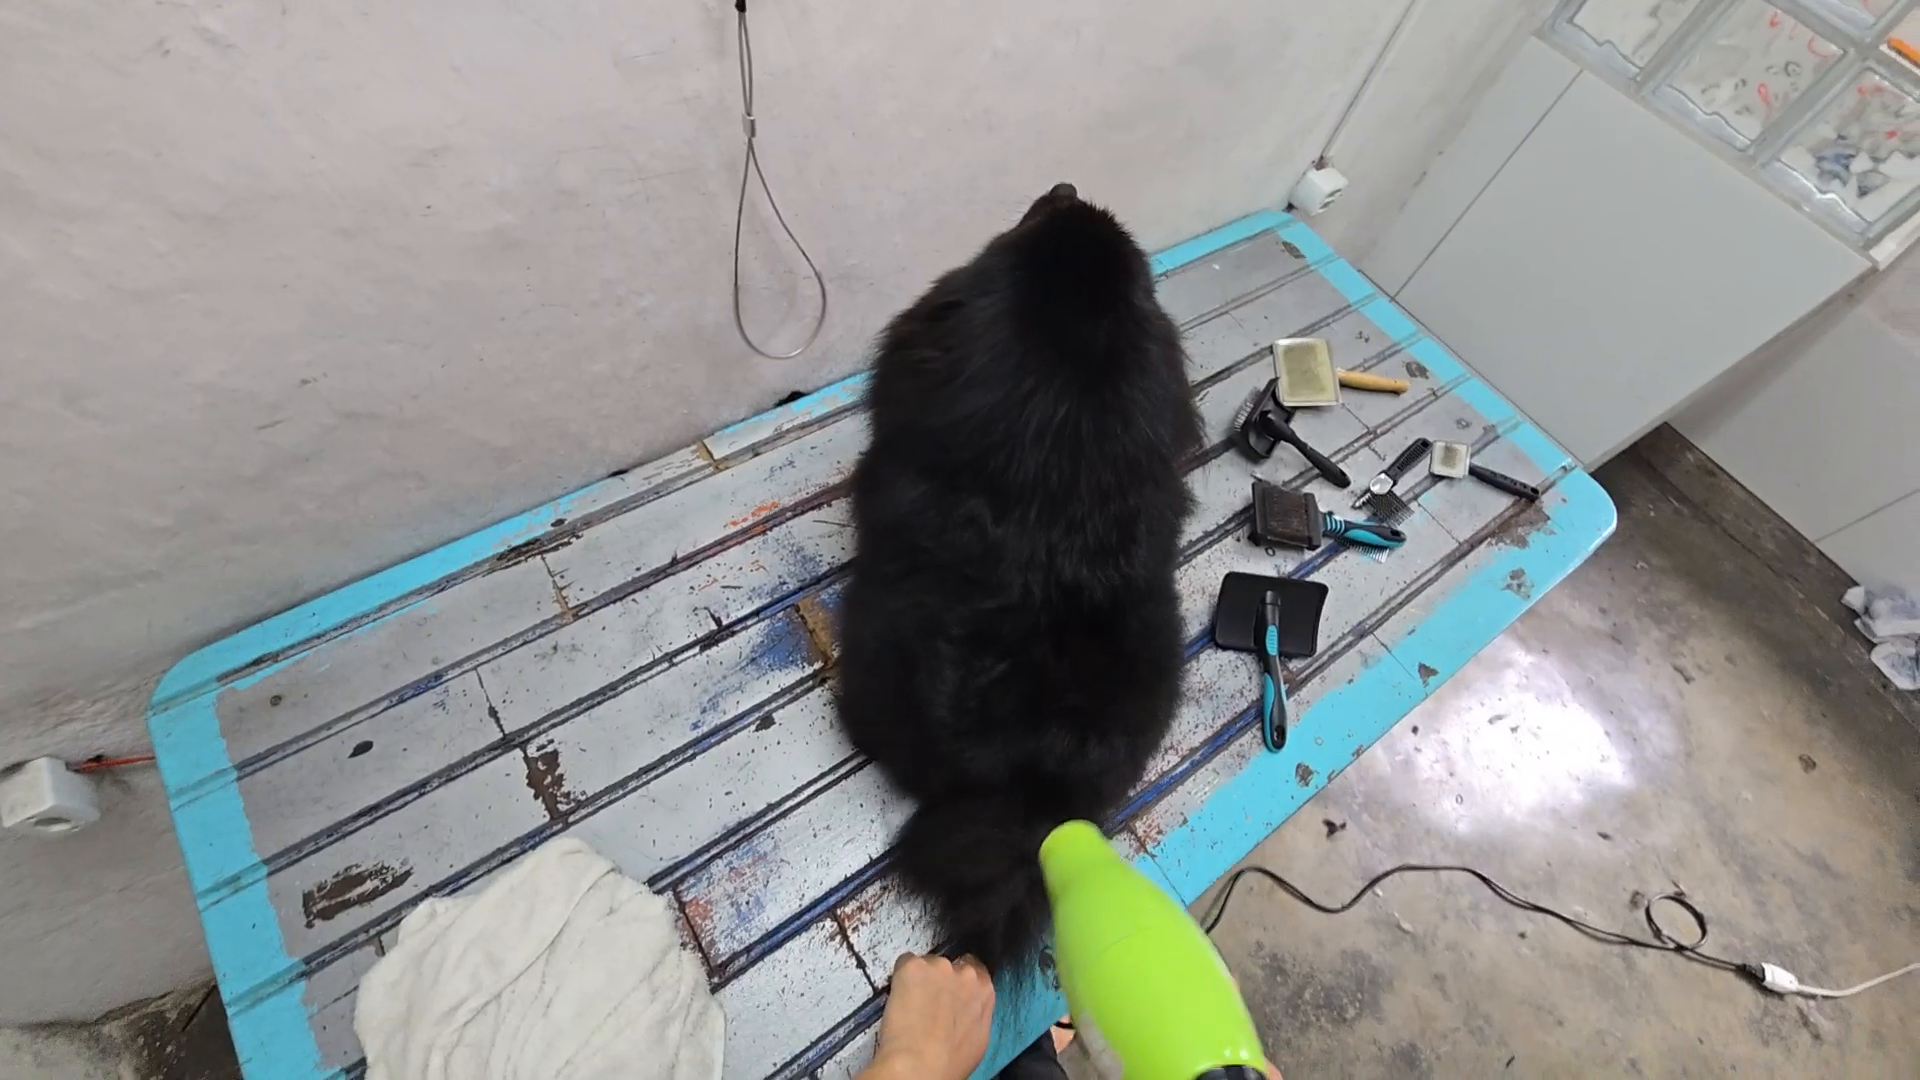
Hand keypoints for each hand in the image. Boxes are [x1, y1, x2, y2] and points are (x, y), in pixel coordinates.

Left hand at [860, 953, 995, 1079]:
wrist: (919, 1067)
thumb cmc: (947, 1065)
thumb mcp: (978, 1039)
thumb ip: (976, 1012)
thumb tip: (968, 1008)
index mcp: (983, 990)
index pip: (974, 968)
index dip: (958, 980)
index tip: (949, 989)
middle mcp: (964, 973)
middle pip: (949, 965)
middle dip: (939, 979)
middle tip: (927, 1002)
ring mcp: (938, 966)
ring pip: (926, 965)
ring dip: (920, 979)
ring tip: (912, 1007)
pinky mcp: (913, 966)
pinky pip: (904, 964)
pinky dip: (901, 978)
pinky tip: (900, 1000)